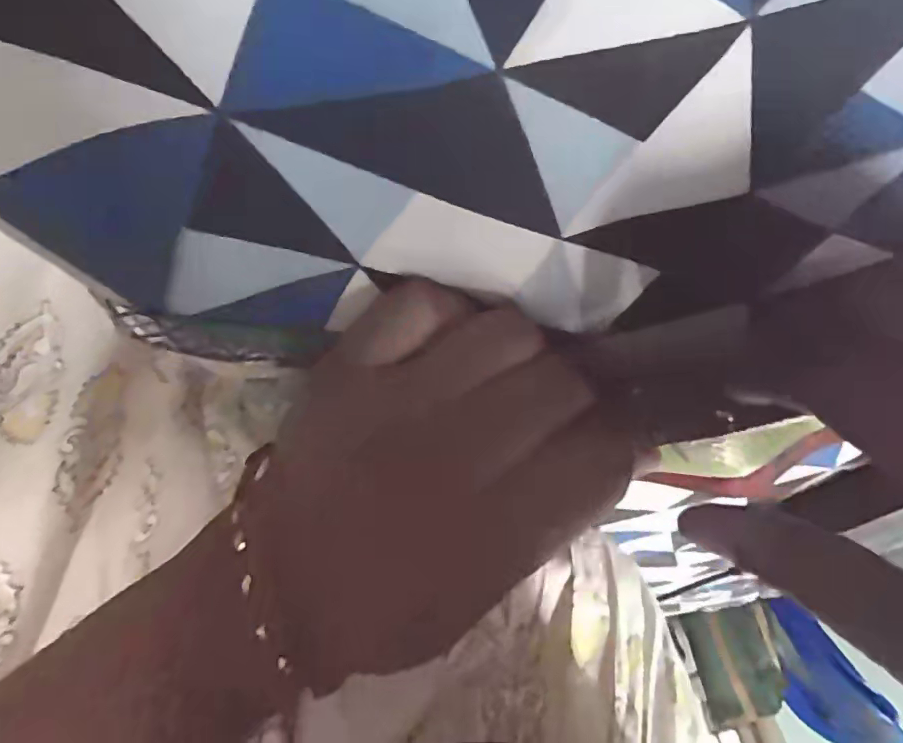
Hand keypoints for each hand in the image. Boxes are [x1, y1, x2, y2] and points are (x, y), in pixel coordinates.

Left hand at [250, 280, 639, 693]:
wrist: (276, 583)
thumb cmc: (391, 602)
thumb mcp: (489, 586)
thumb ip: (559, 514)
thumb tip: (626, 443)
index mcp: (491, 530)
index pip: (599, 452)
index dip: (622, 433)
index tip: (614, 429)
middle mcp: (451, 455)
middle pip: (561, 382)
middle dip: (578, 390)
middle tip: (557, 400)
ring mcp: (395, 399)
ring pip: (506, 330)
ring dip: (524, 348)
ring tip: (506, 368)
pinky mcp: (348, 364)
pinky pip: (424, 301)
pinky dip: (449, 312)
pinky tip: (448, 340)